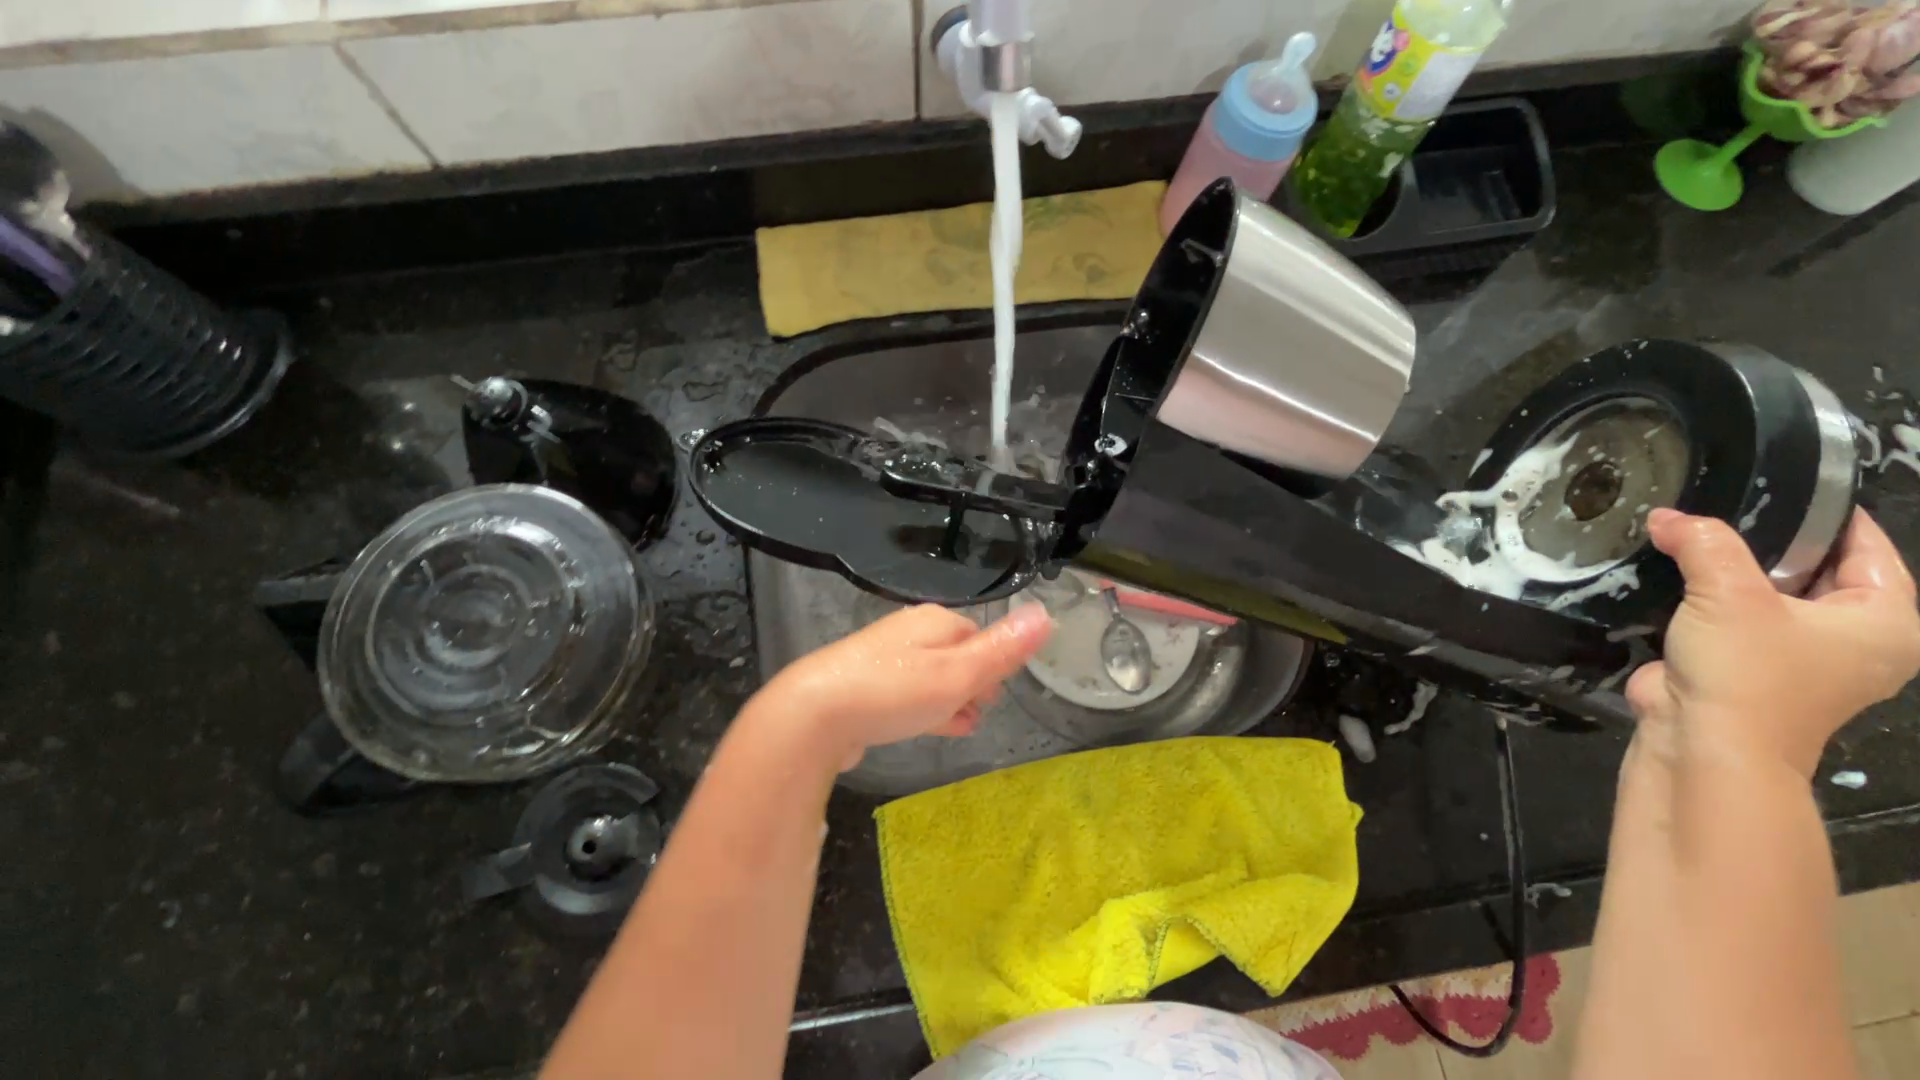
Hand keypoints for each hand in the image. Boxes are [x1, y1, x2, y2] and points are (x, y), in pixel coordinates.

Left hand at [753, 603, 1054, 770]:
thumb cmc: (894, 692)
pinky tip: (933, 729)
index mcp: (934, 622)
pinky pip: (905, 698)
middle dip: (973, 681)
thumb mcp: (958, 674)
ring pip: (929, 678)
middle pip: (954, 654)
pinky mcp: (863, 690)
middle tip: (986, 710)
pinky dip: (925, 710)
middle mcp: (907, 634)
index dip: (994, 662)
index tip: (1002, 691)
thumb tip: (1045, 613)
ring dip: (951, 700)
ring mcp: (881, 661)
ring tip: (967, 725)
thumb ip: (1001, 650)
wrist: (814, 716)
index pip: (977, 634)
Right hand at [1627, 508, 1919, 776]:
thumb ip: (1703, 543)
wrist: (1704, 746)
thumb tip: (1665, 516)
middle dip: (1767, 541)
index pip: (1867, 546)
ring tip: (1688, 536)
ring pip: (1770, 595)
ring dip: (1730, 572)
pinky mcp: (1750, 669)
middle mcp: (1855, 640)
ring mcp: (1801, 658)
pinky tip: (1674, 577)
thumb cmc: (1748, 671)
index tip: (1780, 479)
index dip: (1826, 512)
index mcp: (1886, 621)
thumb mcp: (1728, 593)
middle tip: (1720, 505)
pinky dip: (1708, 601)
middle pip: (1816, 568)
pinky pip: (1736, 621)